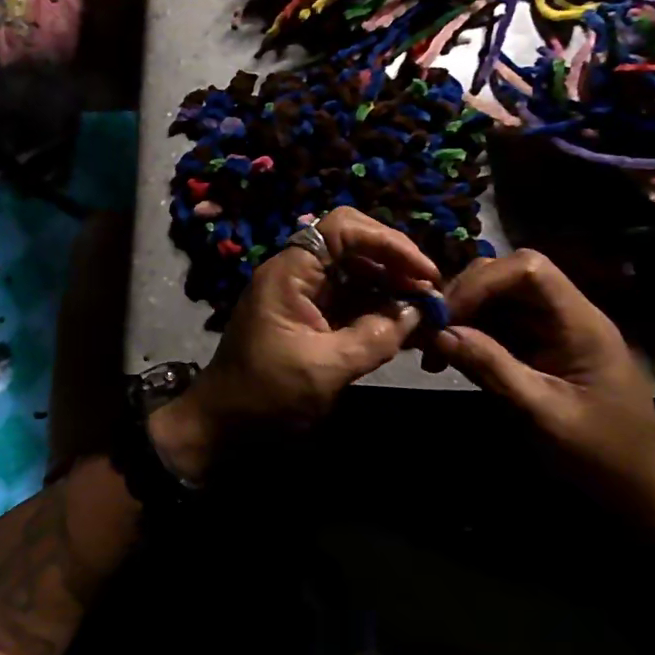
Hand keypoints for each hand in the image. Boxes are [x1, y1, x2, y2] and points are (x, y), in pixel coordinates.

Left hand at [151, 208, 441, 481]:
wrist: (222, 427)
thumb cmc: (265, 394)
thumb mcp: (324, 368)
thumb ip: (375, 337)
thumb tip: (417, 313)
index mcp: (290, 272)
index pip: (342, 228)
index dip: (387, 241)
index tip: (423, 271)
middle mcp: (297, 274)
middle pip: (354, 246)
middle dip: (395, 264)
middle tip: (431, 293)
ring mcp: (304, 297)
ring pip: (356, 275)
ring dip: (391, 288)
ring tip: (427, 312)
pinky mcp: (311, 320)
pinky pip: (351, 302)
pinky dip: (378, 311)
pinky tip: (407, 327)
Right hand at [426, 250, 654, 517]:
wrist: (637, 494)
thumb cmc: (600, 455)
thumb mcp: (542, 414)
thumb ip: (492, 368)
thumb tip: (437, 333)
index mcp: (580, 323)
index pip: (529, 269)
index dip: (482, 280)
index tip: (447, 313)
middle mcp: (564, 316)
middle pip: (506, 277)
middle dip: (464, 297)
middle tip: (429, 330)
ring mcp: (549, 332)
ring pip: (495, 300)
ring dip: (459, 317)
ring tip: (429, 348)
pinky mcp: (535, 350)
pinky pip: (494, 327)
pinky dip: (465, 336)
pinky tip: (443, 358)